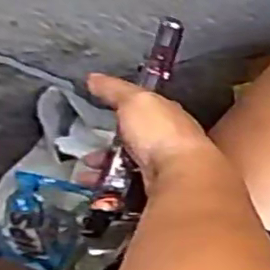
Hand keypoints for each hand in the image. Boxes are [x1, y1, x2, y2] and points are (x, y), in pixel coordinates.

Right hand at [83, 73, 218, 191]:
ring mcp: (168, 171)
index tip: (97, 125)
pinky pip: (129, 191)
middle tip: (89, 158)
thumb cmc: (162, 133)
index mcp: (172, 121)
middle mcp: (173, 146)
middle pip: (133, 148)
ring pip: (128, 172)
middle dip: (105, 153)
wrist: (182, 175)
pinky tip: (98, 190)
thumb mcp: (138, 102)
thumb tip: (95, 78)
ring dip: (103, 173)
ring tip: (87, 176)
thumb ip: (117, 90)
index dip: (121, 121)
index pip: (146, 119)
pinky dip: (110, 191)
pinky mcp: (160, 192)